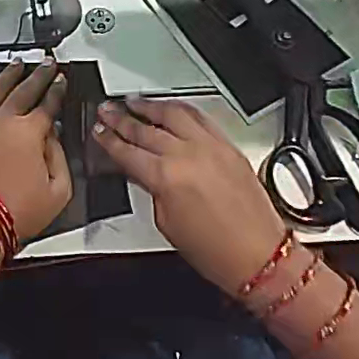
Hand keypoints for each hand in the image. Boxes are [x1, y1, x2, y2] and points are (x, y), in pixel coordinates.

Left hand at [0, 61, 71, 242]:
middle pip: (23, 89)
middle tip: (48, 65)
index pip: (48, 103)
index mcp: (29, 132)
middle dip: (39, 74)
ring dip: (10, 74)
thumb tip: (53, 138)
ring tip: (19, 65)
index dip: (58, 90)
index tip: (63, 81)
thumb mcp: (59, 190)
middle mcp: (3, 122)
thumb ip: (59, 157)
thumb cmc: (14, 211)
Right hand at [92, 98, 287, 294]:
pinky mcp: (229, 147)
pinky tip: (171, 107)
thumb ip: (151, 189)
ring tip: (133, 101)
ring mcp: (211, 147)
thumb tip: (141, 172)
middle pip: (144, 129)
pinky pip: (201, 117)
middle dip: (121, 118)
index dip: (107, 139)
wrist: (258, 256)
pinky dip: (181, 109)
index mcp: (166, 177)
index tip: (99, 131)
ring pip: (173, 113)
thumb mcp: (166, 221)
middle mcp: (189, 155)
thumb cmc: (216, 250)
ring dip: (149, 105)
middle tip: (107, 110)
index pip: (126, 151)